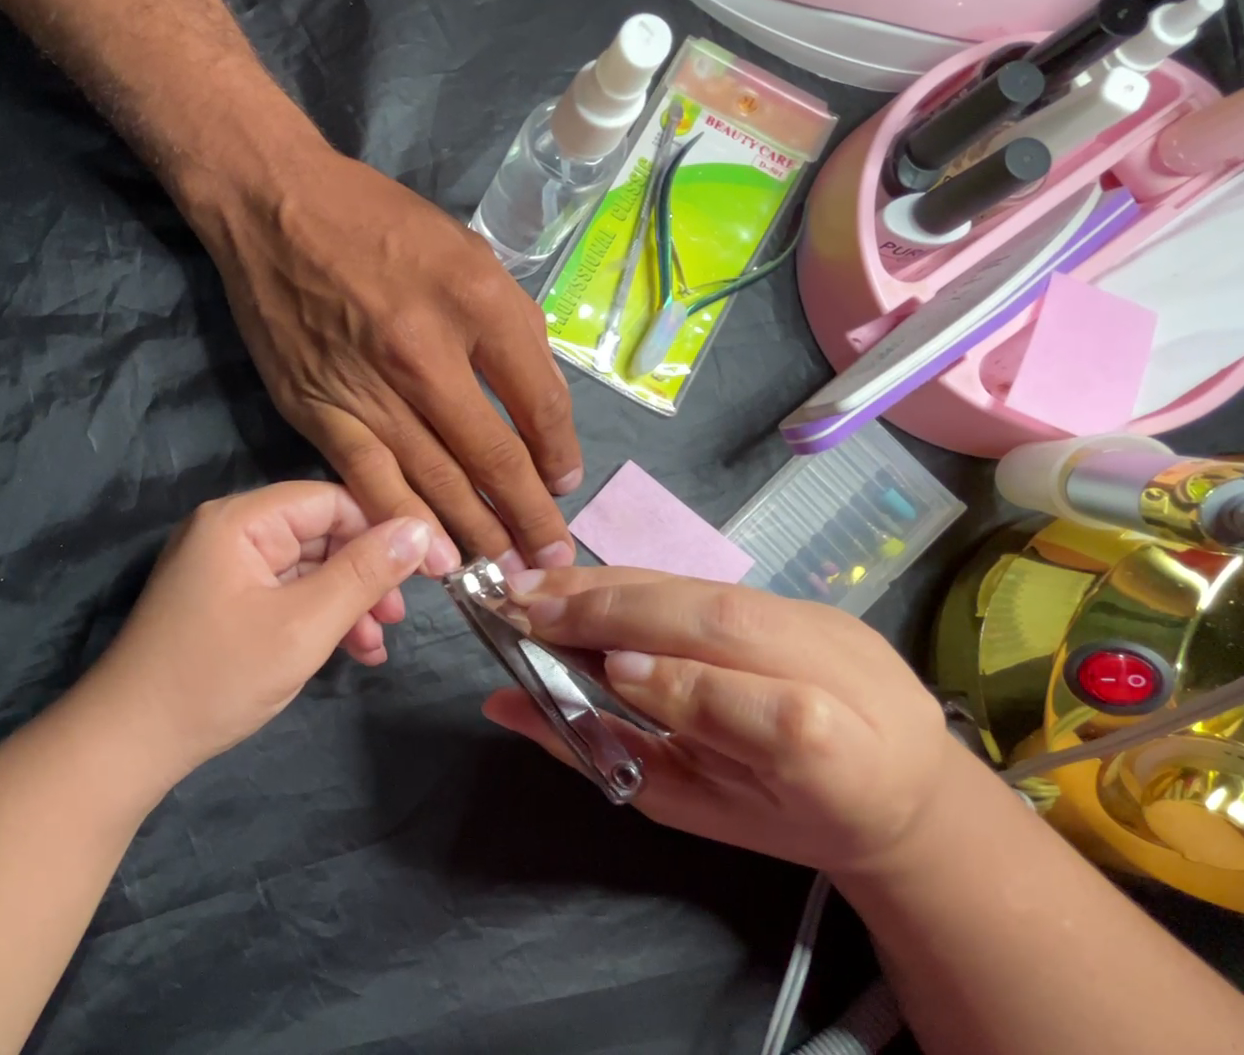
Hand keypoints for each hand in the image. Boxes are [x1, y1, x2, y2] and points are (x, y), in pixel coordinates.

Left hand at [79, 482, 429, 774]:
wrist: (132, 740)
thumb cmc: (218, 676)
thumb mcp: (303, 626)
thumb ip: (363, 574)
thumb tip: (419, 531)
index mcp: (240, 520)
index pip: (331, 501)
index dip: (387, 530)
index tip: (436, 568)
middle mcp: (230, 532)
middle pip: (320, 535)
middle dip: (366, 575)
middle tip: (400, 619)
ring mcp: (225, 568)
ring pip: (307, 570)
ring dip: (347, 603)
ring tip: (377, 646)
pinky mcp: (225, 602)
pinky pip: (285, 595)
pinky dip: (318, 619)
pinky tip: (350, 652)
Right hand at [187, 147, 583, 576]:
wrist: (276, 208)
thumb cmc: (377, 220)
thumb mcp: (466, 250)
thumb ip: (506, 325)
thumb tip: (532, 403)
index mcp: (477, 302)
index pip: (538, 401)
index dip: (560, 454)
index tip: (564, 484)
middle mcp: (426, 355)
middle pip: (492, 456)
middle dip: (529, 516)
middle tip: (551, 557)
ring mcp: (367, 391)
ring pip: (434, 481)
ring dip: (475, 533)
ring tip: (504, 568)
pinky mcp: (318, 412)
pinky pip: (370, 481)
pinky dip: (403, 523)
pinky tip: (430, 557)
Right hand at [484, 568, 964, 875]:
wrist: (899, 786)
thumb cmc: (781, 817)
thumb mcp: (688, 807)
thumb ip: (595, 752)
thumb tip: (499, 704)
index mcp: (837, 765)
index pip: (761, 713)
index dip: (681, 686)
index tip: (600, 671)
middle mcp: (844, 678)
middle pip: (727, 626)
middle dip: (616, 612)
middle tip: (523, 606)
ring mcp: (830, 628)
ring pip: (710, 591)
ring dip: (611, 585)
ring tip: (536, 586)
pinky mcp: (809, 600)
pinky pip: (708, 583)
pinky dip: (634, 581)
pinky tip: (582, 584)